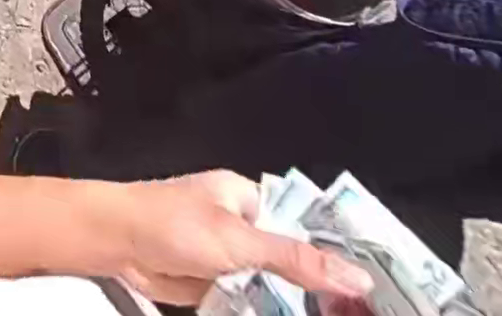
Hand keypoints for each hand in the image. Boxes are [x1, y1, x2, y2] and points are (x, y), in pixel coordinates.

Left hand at [82, 171, 375, 304]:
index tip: (384, 287)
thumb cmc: (169, 223)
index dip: (339, 252)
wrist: (118, 241)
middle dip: (325, 289)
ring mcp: (229, 255)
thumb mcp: (236, 238)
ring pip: (277, 286)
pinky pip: (255, 301)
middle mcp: (240, 223)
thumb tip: (357, 274)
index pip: (304, 222)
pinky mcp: (217, 281)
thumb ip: (294, 258)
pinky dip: (273, 313)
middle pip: (294, 259)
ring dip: (299, 307)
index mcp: (244, 197)